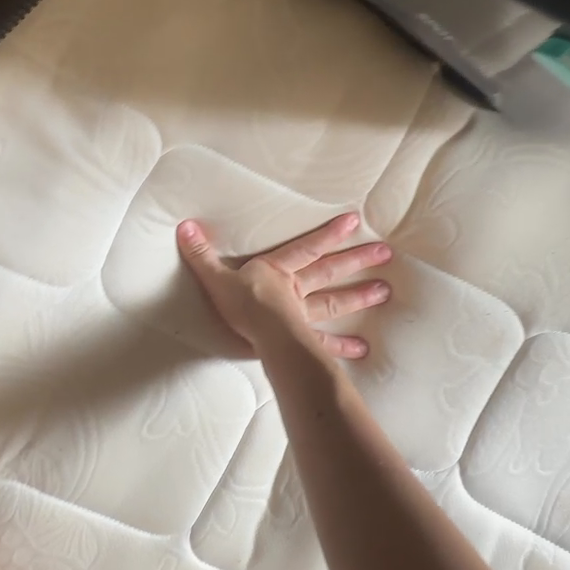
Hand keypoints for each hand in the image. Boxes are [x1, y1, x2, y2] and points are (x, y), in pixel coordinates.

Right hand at [176, 212, 391, 360]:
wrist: (260, 335)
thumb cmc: (240, 304)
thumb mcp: (215, 276)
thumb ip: (201, 254)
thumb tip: (185, 226)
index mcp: (276, 271)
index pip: (306, 246)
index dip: (329, 234)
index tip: (355, 221)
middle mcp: (294, 289)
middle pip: (329, 271)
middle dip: (356, 261)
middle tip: (385, 254)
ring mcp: (301, 315)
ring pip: (334, 302)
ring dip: (359, 297)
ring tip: (384, 291)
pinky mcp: (301, 339)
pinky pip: (324, 341)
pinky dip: (342, 345)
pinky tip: (362, 348)